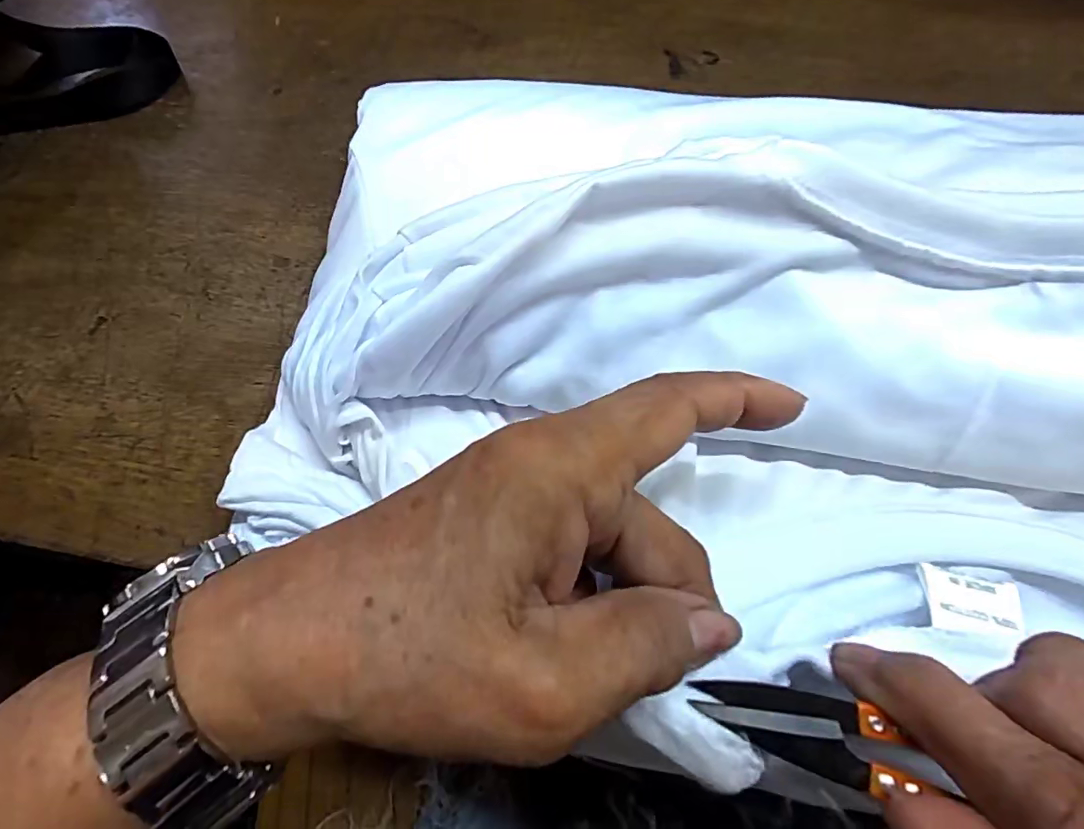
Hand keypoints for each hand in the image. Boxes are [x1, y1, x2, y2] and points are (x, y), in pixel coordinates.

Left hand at [174, 372, 806, 764]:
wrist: (292, 641)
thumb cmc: (406, 656)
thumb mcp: (540, 683)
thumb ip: (642, 648)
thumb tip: (711, 622)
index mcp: (555, 470)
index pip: (664, 408)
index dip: (735, 400)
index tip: (791, 406)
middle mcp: (538, 462)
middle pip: (645, 523)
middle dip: (663, 602)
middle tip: (636, 682)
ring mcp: (511, 489)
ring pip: (607, 546)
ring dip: (616, 610)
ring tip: (569, 676)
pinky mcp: (491, 518)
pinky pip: (569, 549)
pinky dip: (584, 600)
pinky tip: (554, 652)